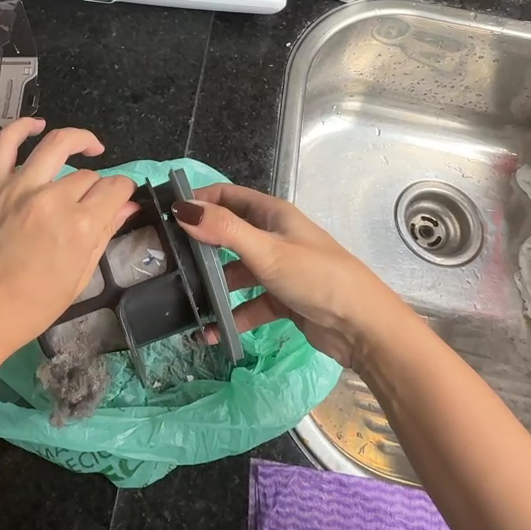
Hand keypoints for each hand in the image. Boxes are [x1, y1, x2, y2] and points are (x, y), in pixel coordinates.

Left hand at [0, 118, 139, 366]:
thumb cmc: (28, 310)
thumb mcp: (77, 280)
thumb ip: (103, 235)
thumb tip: (126, 207)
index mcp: (79, 227)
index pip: (114, 189)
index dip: (124, 192)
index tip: (121, 199)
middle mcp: (52, 199)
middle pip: (88, 174)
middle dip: (99, 185)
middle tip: (96, 201)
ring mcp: (18, 188)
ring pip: (56, 145)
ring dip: (79, 139)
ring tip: (90, 147)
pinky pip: (5, 143)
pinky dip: (22, 126)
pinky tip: (37, 124)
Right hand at [176, 183, 409, 369]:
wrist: (363, 328)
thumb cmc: (316, 277)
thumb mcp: (266, 251)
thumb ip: (224, 230)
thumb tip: (181, 209)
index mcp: (273, 215)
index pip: (228, 196)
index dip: (199, 201)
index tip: (167, 215)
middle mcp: (274, 237)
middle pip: (228, 235)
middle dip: (200, 247)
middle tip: (167, 262)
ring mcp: (278, 270)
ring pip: (236, 272)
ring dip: (213, 288)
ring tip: (185, 302)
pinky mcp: (282, 300)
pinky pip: (248, 304)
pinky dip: (231, 316)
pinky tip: (212, 333)